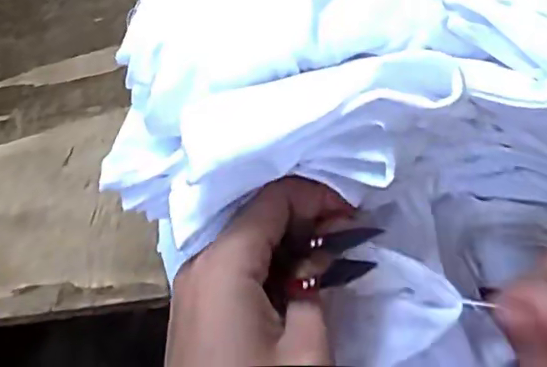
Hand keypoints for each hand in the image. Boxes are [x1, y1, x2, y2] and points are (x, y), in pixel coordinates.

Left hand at [165, 177, 353, 366]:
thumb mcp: (305, 350)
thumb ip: (317, 286)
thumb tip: (325, 250)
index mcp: (222, 259)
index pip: (272, 199)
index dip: (316, 197)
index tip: (354, 215)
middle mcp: (199, 260)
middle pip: (256, 214)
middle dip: (304, 217)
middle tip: (348, 234)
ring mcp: (192, 285)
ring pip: (245, 239)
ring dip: (288, 241)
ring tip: (330, 255)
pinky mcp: (195, 309)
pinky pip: (233, 266)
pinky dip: (267, 264)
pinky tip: (298, 278)